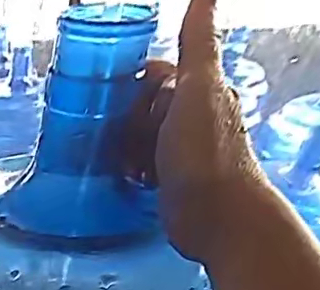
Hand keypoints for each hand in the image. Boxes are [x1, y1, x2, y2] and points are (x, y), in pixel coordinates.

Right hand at [134, 0, 275, 264]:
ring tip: (109, 158)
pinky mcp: (171, 186)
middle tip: (104, 134)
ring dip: (124, 148)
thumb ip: (197, 42)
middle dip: (124, 120)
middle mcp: (192, 120)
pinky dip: (130, 172)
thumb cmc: (206, 154)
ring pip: (144, 141)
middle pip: (147, 110)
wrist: (215, 217)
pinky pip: (144, 170)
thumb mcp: (198, 88)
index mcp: (199, 91)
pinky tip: (121, 177)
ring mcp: (181, 155)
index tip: (108, 96)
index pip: (157, 77)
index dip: (134, 84)